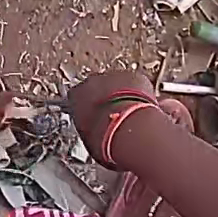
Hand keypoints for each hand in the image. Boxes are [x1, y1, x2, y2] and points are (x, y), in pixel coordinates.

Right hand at [70, 70, 191, 168]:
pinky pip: (136, 83)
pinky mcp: (135, 77)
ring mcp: (114, 77)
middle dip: (103, 100)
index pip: (76, 98)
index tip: (92, 118)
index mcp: (76, 96)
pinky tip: (141, 109)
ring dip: (120, 96)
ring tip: (129, 115)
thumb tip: (94, 134)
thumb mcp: (88, 139)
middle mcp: (92, 82)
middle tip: (111, 117)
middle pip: (96, 87)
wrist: (131, 131)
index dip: (86, 109)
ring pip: (116, 83)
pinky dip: (139, 93)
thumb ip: (88, 128)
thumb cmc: (107, 139)